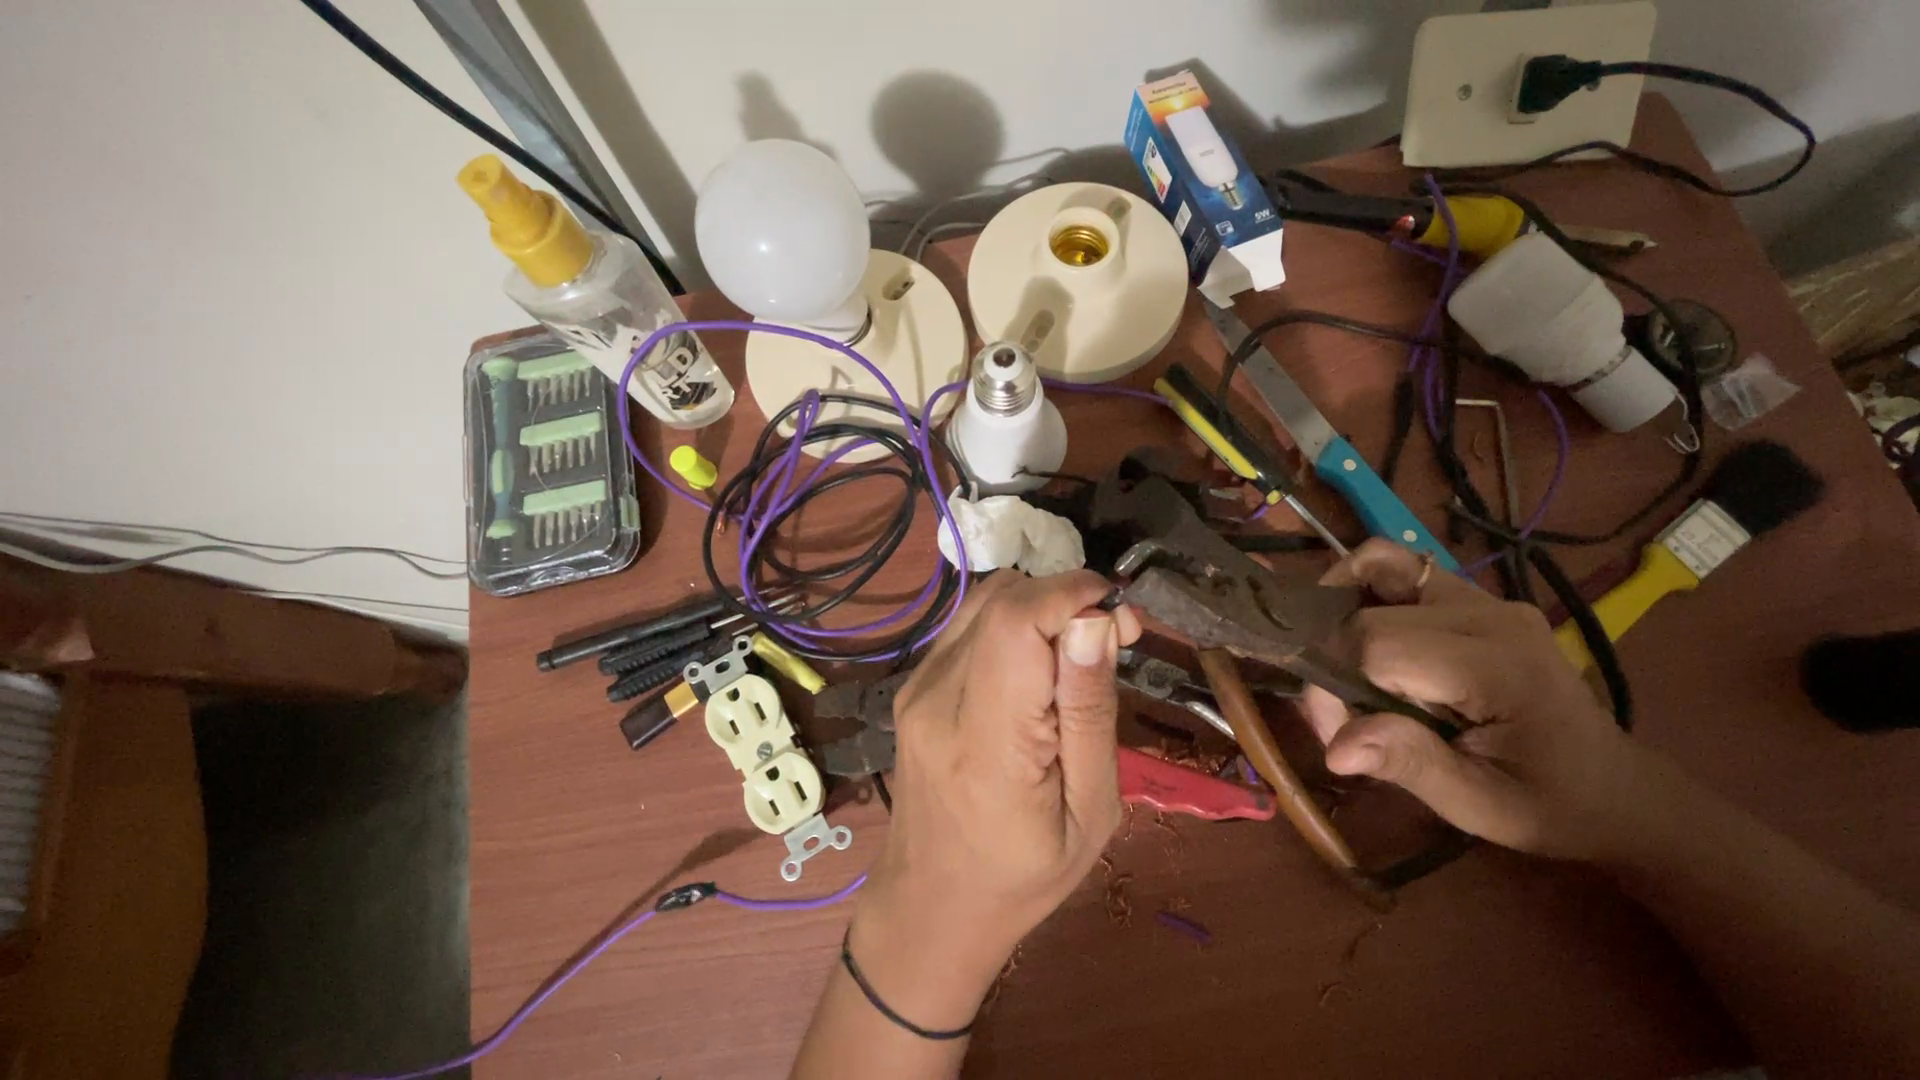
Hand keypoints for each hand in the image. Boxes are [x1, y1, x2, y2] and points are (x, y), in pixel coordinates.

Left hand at [847, 570, 1141, 1025]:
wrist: (932, 904)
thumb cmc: (1024, 875)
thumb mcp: (1090, 811)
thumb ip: (1090, 712)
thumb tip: (1096, 622)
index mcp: (985, 741)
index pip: (1017, 623)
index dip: (1073, 595)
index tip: (1122, 614)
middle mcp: (937, 699)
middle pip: (1001, 600)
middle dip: (1064, 599)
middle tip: (1110, 638)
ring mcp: (916, 688)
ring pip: (984, 602)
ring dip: (1039, 608)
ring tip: (1077, 655)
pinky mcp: (912, 687)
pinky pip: (968, 626)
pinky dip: (1012, 625)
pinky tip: (1037, 669)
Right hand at [1301, 540, 1661, 861]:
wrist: (1616, 790)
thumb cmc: (1549, 806)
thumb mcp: (1481, 806)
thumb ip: (1410, 765)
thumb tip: (1336, 748)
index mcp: (1500, 667)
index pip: (1378, 648)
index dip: (1334, 690)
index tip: (1333, 737)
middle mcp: (1492, 615)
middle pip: (1371, 615)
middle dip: (1332, 662)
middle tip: (1336, 717)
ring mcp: (1485, 599)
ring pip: (1379, 566)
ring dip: (1340, 610)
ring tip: (1333, 662)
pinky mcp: (1475, 597)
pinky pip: (1402, 568)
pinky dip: (1364, 589)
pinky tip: (1358, 635)